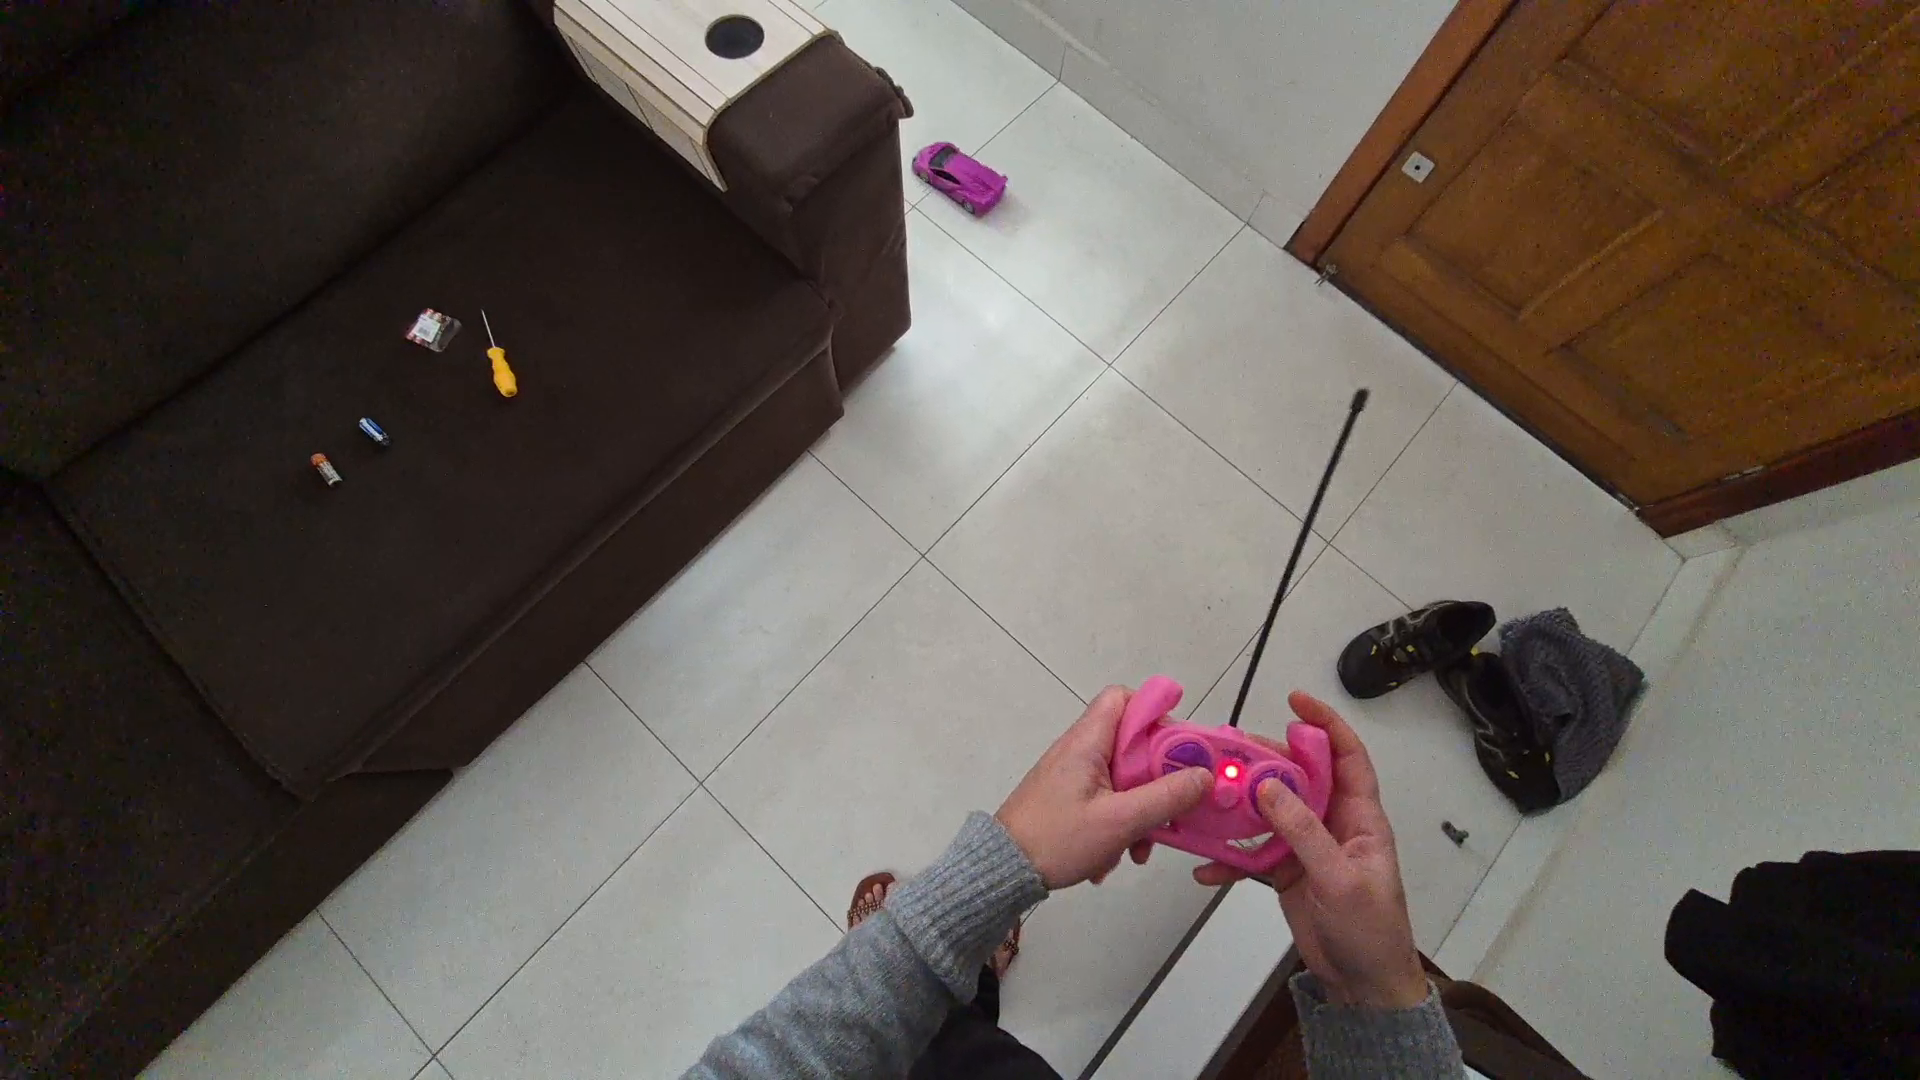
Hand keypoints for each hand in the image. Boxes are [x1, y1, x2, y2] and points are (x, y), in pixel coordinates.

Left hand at [996, 685, 1213, 889]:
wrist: (1005, 868)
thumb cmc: (1059, 837)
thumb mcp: (1120, 821)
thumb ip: (1165, 797)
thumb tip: (1204, 774)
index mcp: (1087, 741)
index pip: (1121, 698)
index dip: (1153, 711)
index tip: (1179, 745)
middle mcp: (1080, 748)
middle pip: (1131, 743)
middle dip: (1156, 777)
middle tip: (1174, 806)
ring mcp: (1074, 773)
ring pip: (1123, 777)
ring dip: (1140, 809)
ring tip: (1142, 847)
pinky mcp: (1070, 796)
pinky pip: (1108, 797)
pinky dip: (1120, 821)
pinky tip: (1119, 854)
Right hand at [1193, 692, 1426, 1009]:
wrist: (1363, 986)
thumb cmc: (1370, 930)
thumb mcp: (1340, 879)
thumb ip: (1303, 831)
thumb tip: (1266, 784)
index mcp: (1359, 817)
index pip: (1347, 757)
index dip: (1326, 723)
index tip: (1295, 699)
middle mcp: (1330, 820)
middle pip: (1296, 774)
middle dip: (1263, 757)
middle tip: (1227, 748)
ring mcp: (1304, 842)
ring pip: (1268, 805)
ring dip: (1238, 799)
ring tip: (1206, 790)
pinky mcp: (1282, 866)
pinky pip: (1250, 848)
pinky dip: (1227, 854)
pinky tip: (1204, 864)